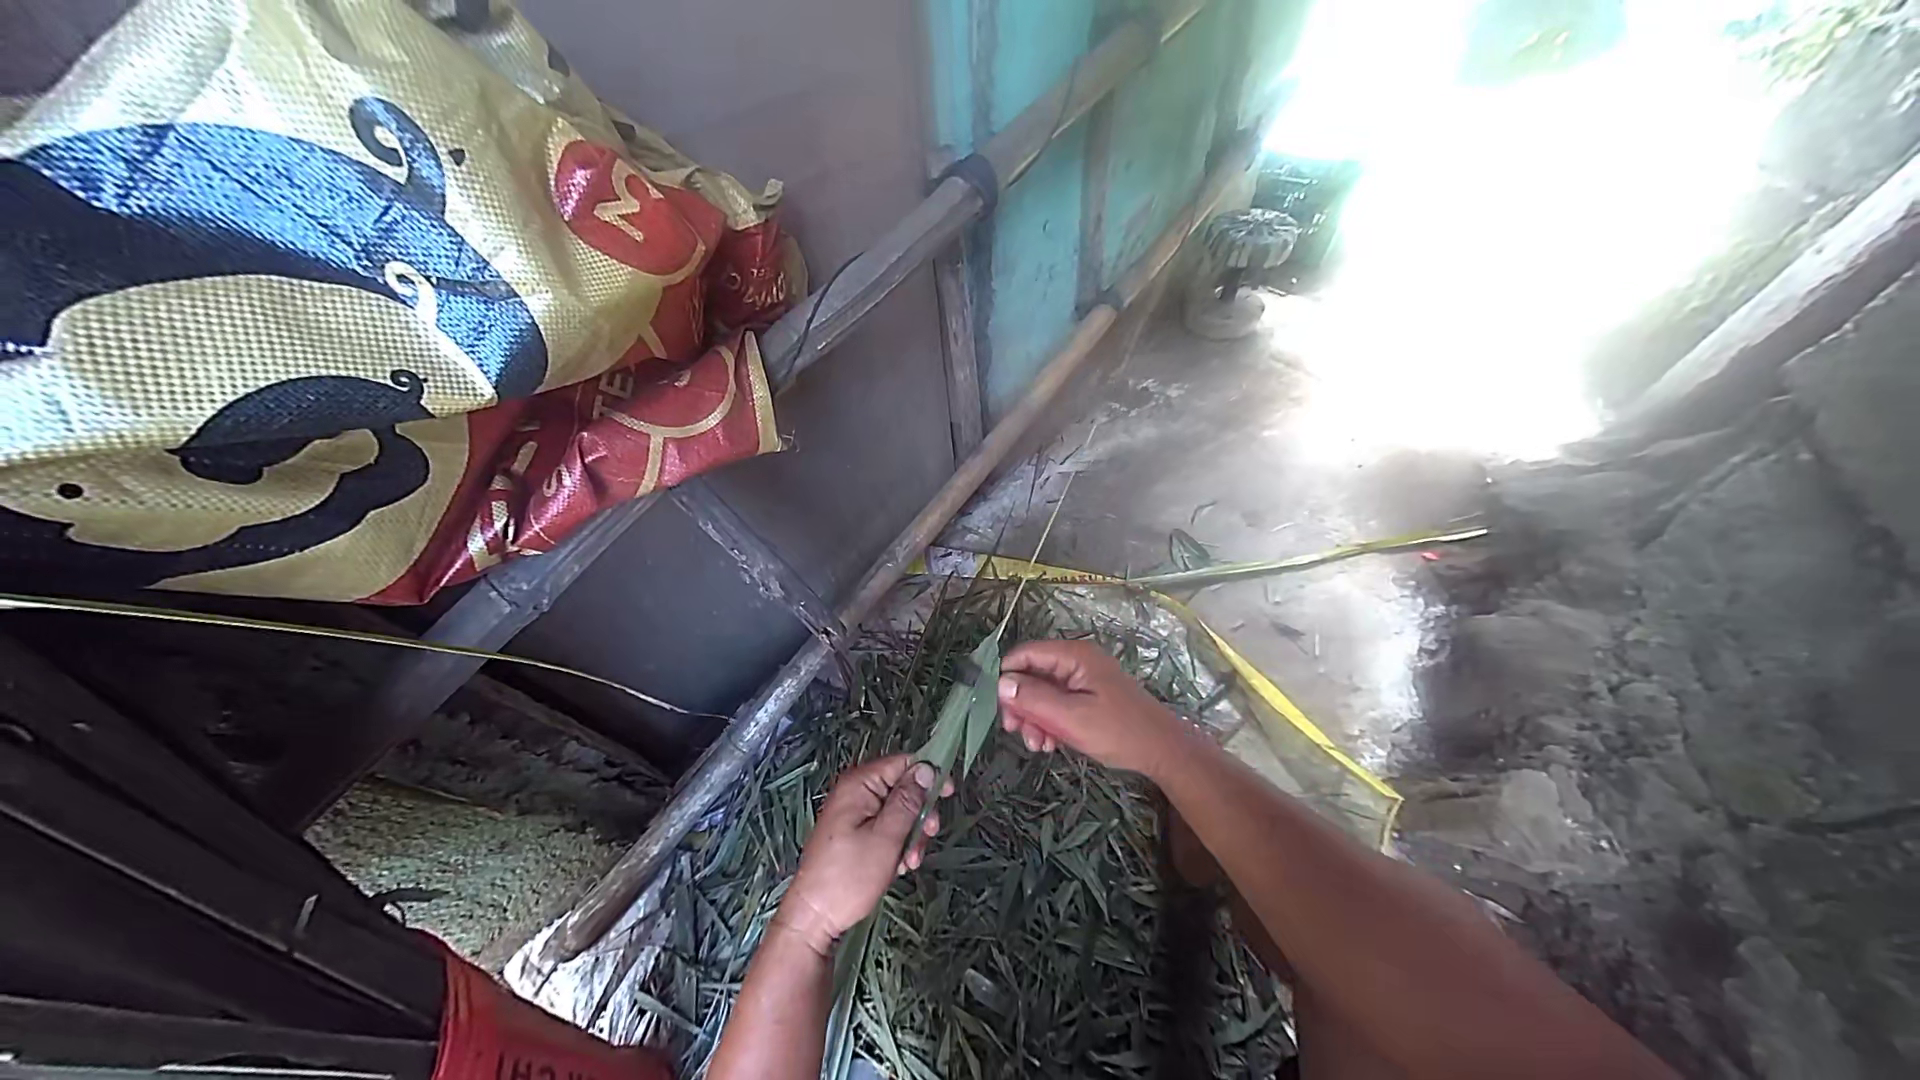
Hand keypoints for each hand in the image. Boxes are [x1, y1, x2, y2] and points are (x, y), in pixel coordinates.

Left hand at [773, 755, 952, 956]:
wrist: (813, 918)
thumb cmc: (849, 877)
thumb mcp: (886, 837)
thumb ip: (908, 801)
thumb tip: (926, 768)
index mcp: (859, 784)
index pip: (902, 763)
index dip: (929, 775)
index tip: (948, 795)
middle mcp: (855, 791)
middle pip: (902, 788)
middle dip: (920, 813)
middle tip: (927, 837)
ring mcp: (853, 812)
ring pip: (897, 811)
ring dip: (911, 834)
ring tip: (909, 862)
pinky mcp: (853, 833)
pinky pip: (885, 827)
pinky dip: (897, 844)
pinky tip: (898, 866)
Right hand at [997, 639, 1188, 776]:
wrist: (1162, 751)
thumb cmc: (1118, 731)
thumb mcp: (1071, 718)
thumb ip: (1034, 698)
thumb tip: (1000, 683)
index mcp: (1074, 656)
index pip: (1025, 654)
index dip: (1006, 677)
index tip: (999, 708)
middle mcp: (1076, 661)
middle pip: (1031, 674)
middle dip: (1020, 704)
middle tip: (1015, 732)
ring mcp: (1082, 679)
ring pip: (1042, 692)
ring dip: (1033, 718)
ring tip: (1038, 745)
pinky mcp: (1087, 697)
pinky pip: (1057, 704)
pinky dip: (1048, 722)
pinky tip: (1050, 744)